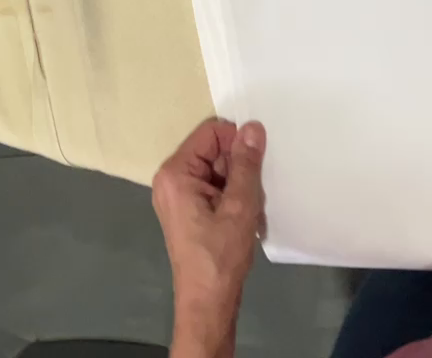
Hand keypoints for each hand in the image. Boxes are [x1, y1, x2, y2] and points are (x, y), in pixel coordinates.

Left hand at [152, 118, 266, 357]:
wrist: (208, 305)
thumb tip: (253, 126)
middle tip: (256, 192)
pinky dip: (234, 197)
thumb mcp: (239, 207)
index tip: (260, 159)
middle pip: (213, 151)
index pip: (209, 133)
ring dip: (240, 185)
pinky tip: (246, 217)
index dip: (237, 140)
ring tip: (251, 209)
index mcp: (175, 172)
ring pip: (218, 171)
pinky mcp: (189, 210)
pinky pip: (215, 188)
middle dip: (240, 168)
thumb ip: (246, 164)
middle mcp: (171, 178)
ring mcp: (179, 195)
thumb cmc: (220, 256)